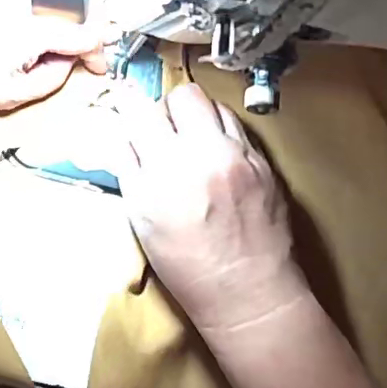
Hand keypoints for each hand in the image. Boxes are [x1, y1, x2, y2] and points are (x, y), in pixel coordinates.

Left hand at [0, 0, 108, 115]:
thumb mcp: (10, 94)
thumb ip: (51, 77)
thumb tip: (66, 62)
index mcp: (32, 27)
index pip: (84, 32)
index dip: (97, 51)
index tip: (98, 65)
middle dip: (89, 24)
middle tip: (85, 49)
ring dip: (69, 4)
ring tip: (63, 32)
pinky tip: (40, 10)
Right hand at [119, 83, 310, 337]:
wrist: (248, 292)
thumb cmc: (183, 262)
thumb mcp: (140, 217)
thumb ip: (128, 167)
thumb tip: (121, 132)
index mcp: (167, 169)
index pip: (141, 111)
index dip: (127, 97)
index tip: (123, 94)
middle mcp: (207, 153)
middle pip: (184, 95)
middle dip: (168, 106)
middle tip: (162, 127)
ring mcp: (242, 156)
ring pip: (216, 106)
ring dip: (197, 116)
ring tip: (191, 141)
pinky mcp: (266, 164)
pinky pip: (238, 129)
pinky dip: (220, 134)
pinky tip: (215, 158)